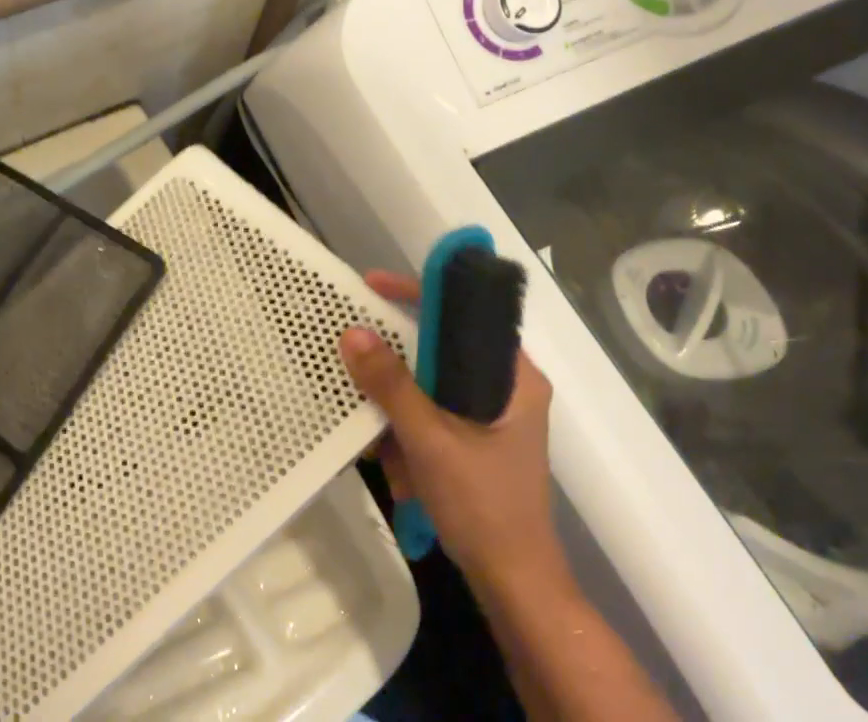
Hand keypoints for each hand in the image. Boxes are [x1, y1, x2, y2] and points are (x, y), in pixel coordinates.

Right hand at [340, 270, 566, 592]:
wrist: (511, 580)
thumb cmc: (484, 505)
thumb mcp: (430, 441)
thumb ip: (391, 385)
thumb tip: (353, 333)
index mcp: (514, 378)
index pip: (465, 315)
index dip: (418, 295)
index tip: (371, 286)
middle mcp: (503, 389)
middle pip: (438, 351)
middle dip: (395, 374)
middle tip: (358, 376)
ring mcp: (485, 418)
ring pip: (425, 388)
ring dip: (395, 414)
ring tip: (386, 451)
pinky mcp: (468, 442)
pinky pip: (424, 418)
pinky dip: (403, 437)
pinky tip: (397, 469)